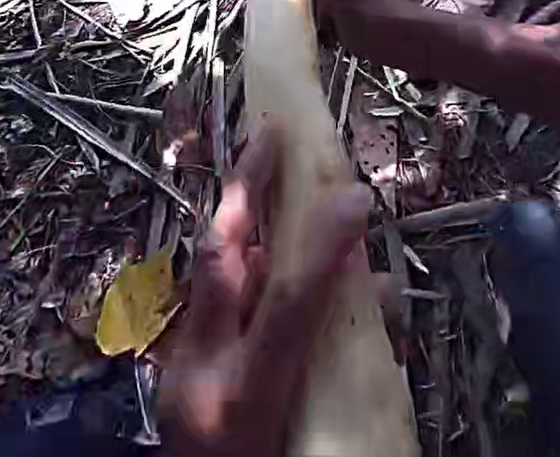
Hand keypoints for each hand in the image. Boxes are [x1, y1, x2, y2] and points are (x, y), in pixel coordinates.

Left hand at [160, 127, 372, 456]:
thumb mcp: (318, 430)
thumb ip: (353, 366)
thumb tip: (382, 295)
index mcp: (243, 400)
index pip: (286, 308)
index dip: (323, 247)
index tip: (355, 198)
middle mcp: (202, 372)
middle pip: (220, 261)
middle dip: (244, 190)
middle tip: (270, 133)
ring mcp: (181, 362)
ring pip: (209, 267)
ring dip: (241, 211)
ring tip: (264, 160)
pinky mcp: (176, 360)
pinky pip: (209, 293)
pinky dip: (239, 256)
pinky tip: (259, 230)